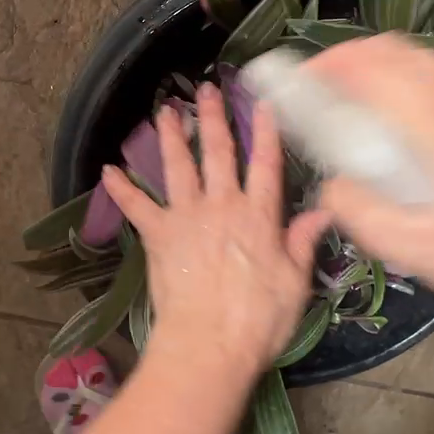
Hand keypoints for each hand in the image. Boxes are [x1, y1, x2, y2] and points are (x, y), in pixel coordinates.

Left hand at [100, 83, 330, 377]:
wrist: (209, 344)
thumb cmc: (259, 319)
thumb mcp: (295, 282)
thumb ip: (303, 240)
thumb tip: (325, 209)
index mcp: (259, 215)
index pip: (266, 163)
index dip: (265, 131)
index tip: (262, 103)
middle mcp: (222, 205)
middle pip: (219, 153)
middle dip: (214, 118)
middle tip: (206, 88)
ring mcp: (187, 217)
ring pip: (178, 167)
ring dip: (172, 137)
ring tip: (165, 111)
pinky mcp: (158, 235)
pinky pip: (137, 206)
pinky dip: (122, 188)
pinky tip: (107, 170)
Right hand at [306, 35, 433, 305]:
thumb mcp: (400, 244)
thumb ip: (353, 206)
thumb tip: (332, 181)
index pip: (376, 67)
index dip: (332, 63)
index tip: (303, 79)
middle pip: (397, 50)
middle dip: (351, 56)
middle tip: (321, 85)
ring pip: (422, 57)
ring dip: (380, 62)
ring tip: (352, 92)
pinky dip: (408, 74)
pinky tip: (397, 110)